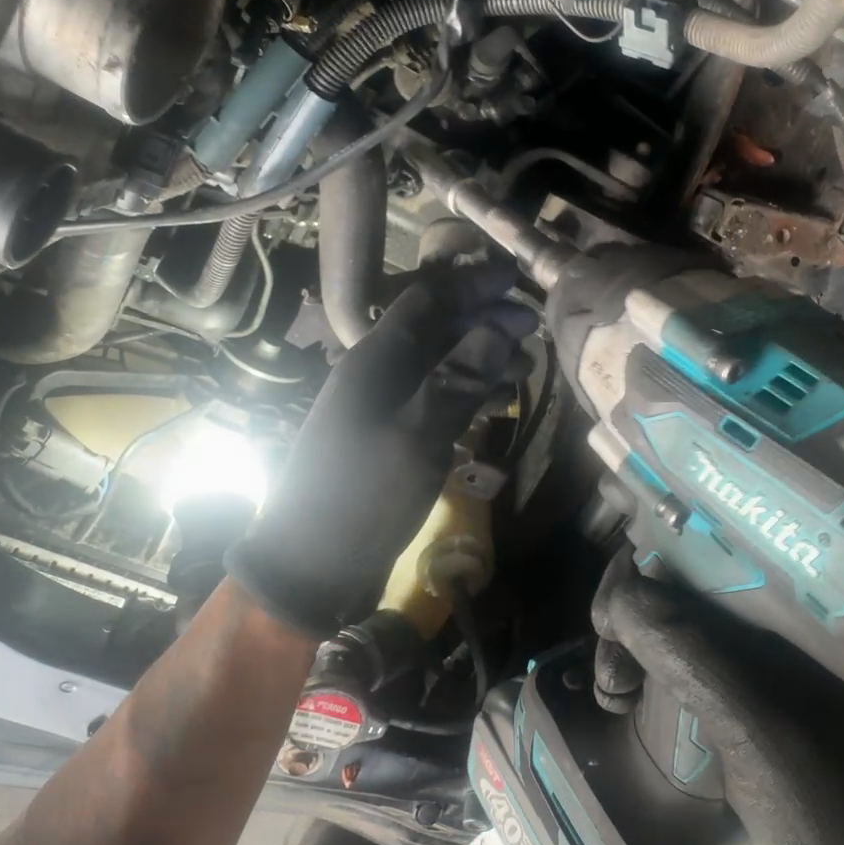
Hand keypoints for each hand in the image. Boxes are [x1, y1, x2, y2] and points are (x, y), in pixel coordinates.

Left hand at [227, 262, 535, 635]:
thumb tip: (497, 327)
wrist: (312, 564)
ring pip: (438, 363)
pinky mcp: (388, 436)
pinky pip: (434, 398)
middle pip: (435, 328)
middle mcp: (377, 373)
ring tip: (525, 366)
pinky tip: (494, 404)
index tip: (515, 280)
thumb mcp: (417, 435)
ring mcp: (380, 405)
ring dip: (480, 357)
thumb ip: (458, 379)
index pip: (428, 300)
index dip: (471, 285)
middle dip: (483, 320)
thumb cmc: (364, 496)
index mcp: (376, 359)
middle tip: (531, 327)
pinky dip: (466, 393)